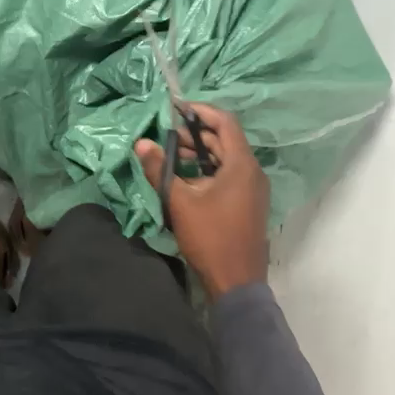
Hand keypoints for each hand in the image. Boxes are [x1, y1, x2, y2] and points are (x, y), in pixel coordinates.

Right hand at [134, 102, 269, 297]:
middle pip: (225, 140)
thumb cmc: (211, 238)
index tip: (176, 109)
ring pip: (226, 159)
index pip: (225, 122)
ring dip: (200, 154)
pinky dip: (208, 171)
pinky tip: (185, 180)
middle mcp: (252, 172)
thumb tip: (141, 143)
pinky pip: (229, 175)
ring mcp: (253, 189)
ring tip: (172, 156)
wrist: (237, 285)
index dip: (201, 111)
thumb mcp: (180, 202)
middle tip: (167, 135)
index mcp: (242, 165)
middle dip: (196, 134)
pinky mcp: (248, 204)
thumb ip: (160, 170)